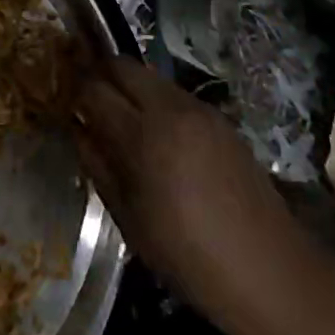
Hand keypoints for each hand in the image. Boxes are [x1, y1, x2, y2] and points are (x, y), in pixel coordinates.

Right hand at [73, 57, 303, 326]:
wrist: (271, 270)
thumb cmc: (189, 257)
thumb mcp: (129, 219)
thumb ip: (97, 164)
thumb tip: (77, 128)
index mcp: (144, 137)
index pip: (94, 89)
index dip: (74, 90)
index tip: (63, 101)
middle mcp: (171, 109)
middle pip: (122, 64)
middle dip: (99, 74)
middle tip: (86, 100)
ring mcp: (199, 109)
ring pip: (149, 75)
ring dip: (128, 85)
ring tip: (119, 117)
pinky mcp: (219, 117)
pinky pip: (173, 93)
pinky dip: (154, 100)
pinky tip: (155, 133)